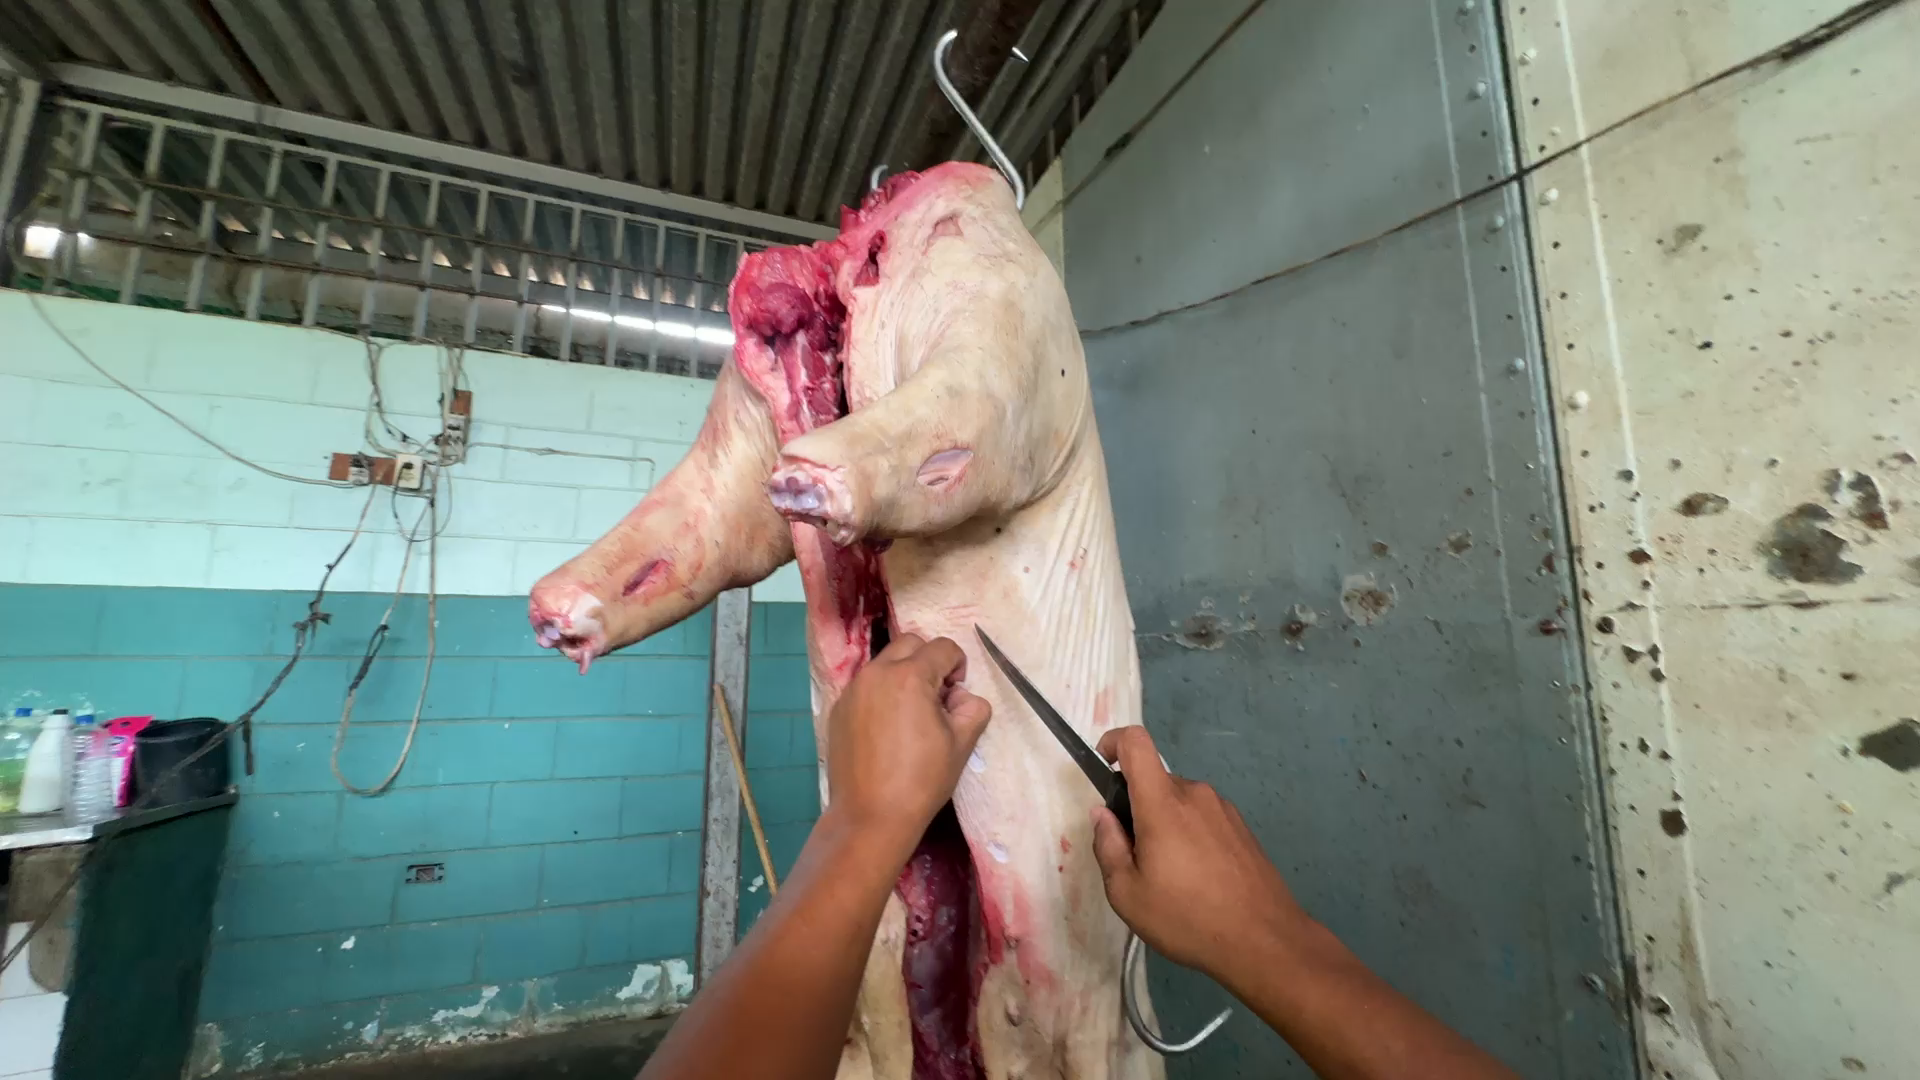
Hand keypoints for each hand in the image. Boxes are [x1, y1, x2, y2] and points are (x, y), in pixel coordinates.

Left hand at [823, 634, 992, 850]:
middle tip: (936, 698)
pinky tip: (886, 730)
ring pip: (885, 663)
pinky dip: (881, 694)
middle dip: (929, 661)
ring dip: (903, 675)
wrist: (870, 817)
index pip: (943, 647)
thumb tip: (959, 696)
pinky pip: (866, 686)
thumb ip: (972, 707)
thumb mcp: (962, 743)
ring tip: (910, 715)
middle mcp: (877, 672)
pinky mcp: (838, 708)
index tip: (956, 695)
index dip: (958, 666)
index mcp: (910, 676)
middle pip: (910, 643)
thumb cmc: (921, 779)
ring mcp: (853, 689)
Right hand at [1090, 726, 1307, 984]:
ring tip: (1173, 877)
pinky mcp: (1241, 827)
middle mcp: (1193, 793)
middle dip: (1137, 807)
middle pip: (1154, 780)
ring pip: (1178, 802)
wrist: (1267, 943)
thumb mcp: (1127, 894)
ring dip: (1165, 825)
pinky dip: (1190, 836)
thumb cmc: (1188, 918)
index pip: (1135, 742)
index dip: (1113, 742)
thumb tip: (1102, 815)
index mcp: (1162, 802)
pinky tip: (1200, 880)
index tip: (1103, 766)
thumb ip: (1107, 846)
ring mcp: (1222, 809)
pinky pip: (1202, 817)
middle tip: (1138, 857)